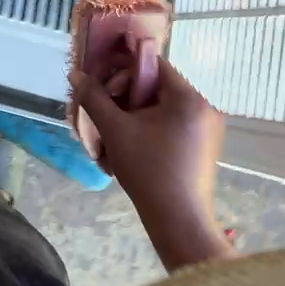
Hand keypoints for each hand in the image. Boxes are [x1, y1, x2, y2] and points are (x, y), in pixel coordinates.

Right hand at [71, 52, 232, 270]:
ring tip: (115, 130)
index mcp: (189, 97)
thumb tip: (76, 74)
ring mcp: (208, 128)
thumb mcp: (115, 129)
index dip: (123, 70)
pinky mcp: (205, 146)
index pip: (152, 64)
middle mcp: (205, 106)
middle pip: (157, 84)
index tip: (103, 86)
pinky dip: (150, 125)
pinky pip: (173, 122)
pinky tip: (132, 143)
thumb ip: (94, 97)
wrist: (179, 221)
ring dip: (135, 111)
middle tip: (106, 111)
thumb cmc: (148, 170)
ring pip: (162, 105)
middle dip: (126, 94)